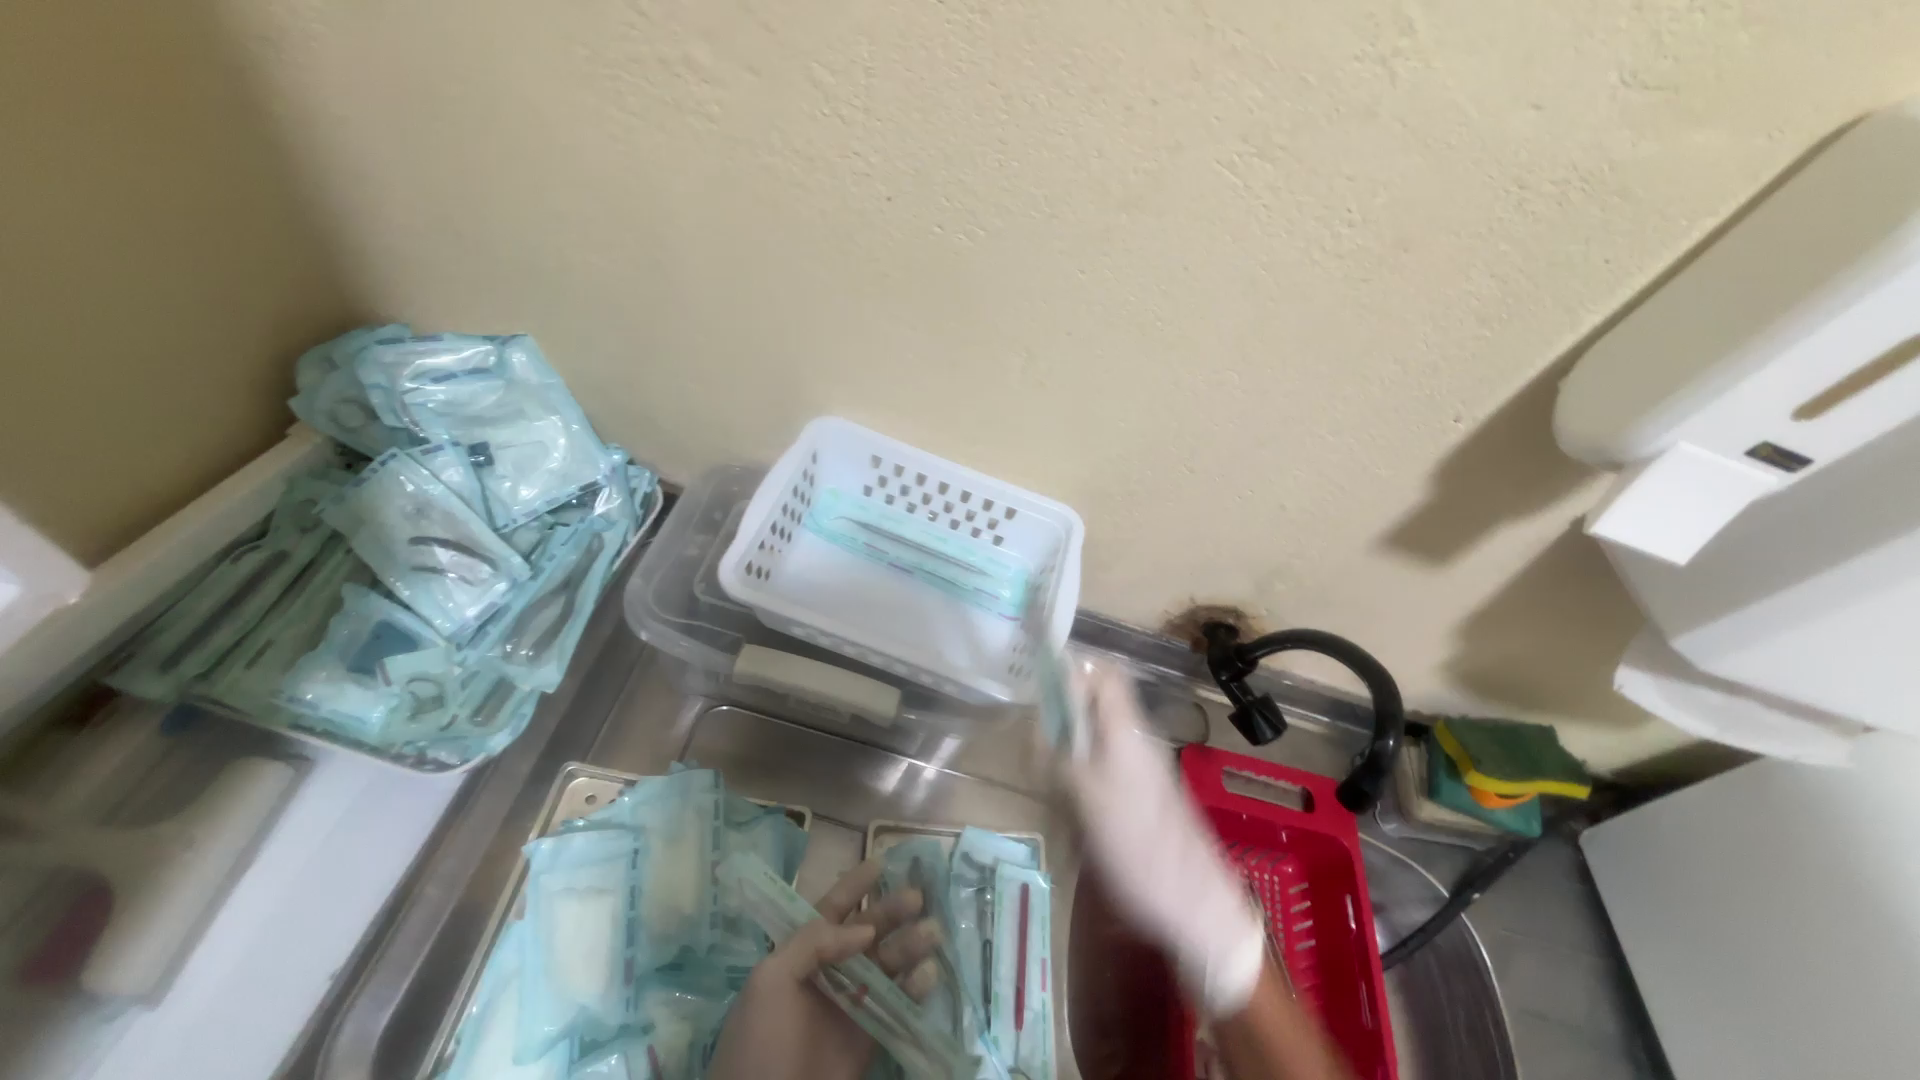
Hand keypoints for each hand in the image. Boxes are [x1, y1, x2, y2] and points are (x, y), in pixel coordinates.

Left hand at [708, 859, 942, 1079]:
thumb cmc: (758, 1040)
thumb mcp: (769, 980)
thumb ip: (813, 943)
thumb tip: (865, 930)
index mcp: (799, 955)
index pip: (829, 911)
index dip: (853, 887)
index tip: (880, 862)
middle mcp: (829, 974)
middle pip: (866, 933)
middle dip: (890, 912)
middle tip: (917, 896)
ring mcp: (851, 1005)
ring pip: (888, 965)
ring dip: (910, 945)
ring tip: (932, 933)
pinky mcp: (871, 1037)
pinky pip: (898, 1004)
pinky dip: (917, 987)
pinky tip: (929, 973)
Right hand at [1062, 661, 1266, 1017]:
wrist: (1193, 904)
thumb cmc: (1136, 847)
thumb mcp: (1085, 797)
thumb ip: (1059, 753)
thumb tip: (1039, 719)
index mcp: (1125, 730)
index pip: (1103, 672)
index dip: (1072, 668)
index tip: (1038, 681)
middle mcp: (1135, 741)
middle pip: (1093, 706)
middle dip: (1059, 715)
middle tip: (1033, 743)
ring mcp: (1139, 770)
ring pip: (1093, 739)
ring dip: (1066, 749)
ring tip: (1044, 778)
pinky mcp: (1139, 797)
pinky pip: (1100, 768)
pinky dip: (1077, 775)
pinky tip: (1065, 807)